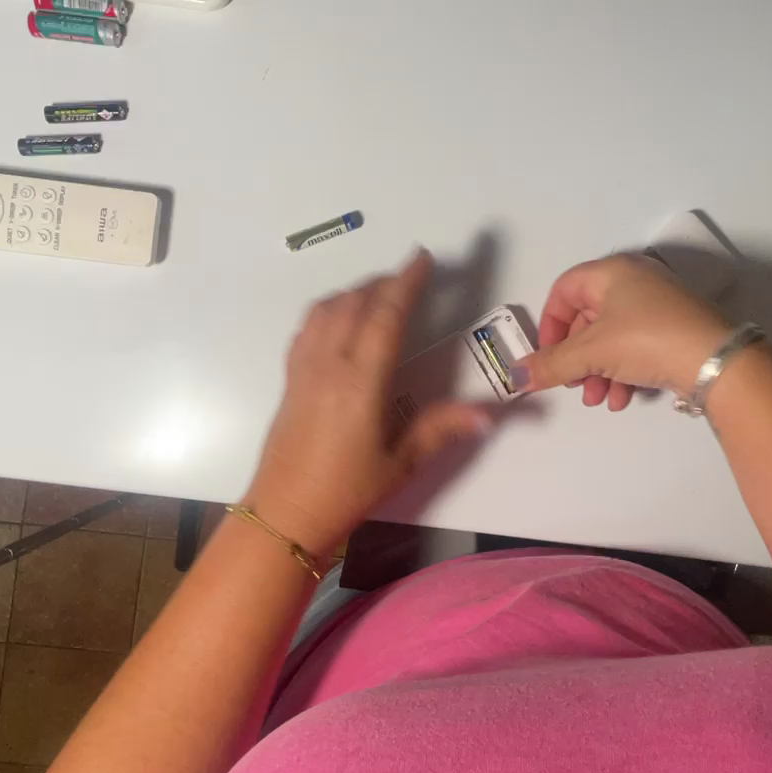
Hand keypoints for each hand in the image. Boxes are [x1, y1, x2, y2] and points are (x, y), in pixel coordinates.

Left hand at [243, 249, 492, 554]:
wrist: (284, 514)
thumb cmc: (346, 491)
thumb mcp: (400, 463)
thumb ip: (441, 429)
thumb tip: (488, 415)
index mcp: (361, 381)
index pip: (386, 315)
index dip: (406, 282)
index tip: (422, 258)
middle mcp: (329, 364)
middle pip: (356, 302)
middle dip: (385, 281)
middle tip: (411, 275)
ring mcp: (304, 368)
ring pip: (327, 308)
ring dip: (355, 290)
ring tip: (380, 291)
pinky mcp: (290, 378)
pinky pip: (307, 326)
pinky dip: (329, 308)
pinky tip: (340, 316)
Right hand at [512, 253, 732, 410]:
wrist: (717, 361)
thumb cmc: (646, 340)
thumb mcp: (591, 353)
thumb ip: (551, 365)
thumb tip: (516, 377)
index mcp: (611, 273)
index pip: (563, 290)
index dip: (549, 325)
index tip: (548, 356)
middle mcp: (634, 282)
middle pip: (587, 319)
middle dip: (576, 359)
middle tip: (575, 385)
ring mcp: (657, 306)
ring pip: (611, 338)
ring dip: (598, 372)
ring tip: (599, 400)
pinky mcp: (674, 330)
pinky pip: (636, 347)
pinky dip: (623, 372)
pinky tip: (622, 399)